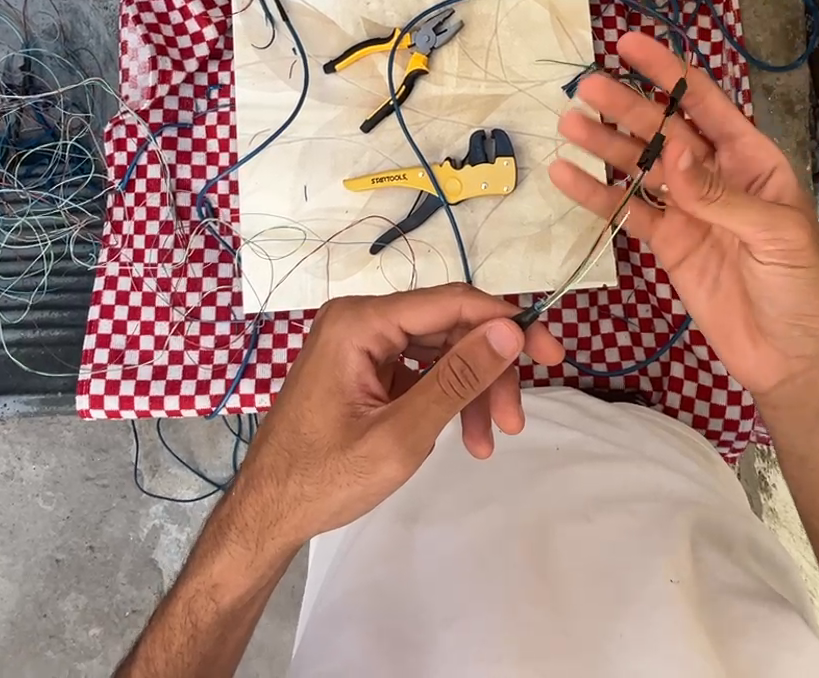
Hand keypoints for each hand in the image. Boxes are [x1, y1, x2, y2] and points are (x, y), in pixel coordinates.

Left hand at [228, 284, 564, 552]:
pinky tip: (466, 434)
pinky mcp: (365, 366)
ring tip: (489, 441)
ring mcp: (362, 342)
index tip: (550, 351)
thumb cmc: (324, 478)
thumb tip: (510, 329)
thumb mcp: (401, 433)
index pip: (451, 303)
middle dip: (488, 371)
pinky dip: (447, 397)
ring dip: (471, 390)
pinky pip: (421, 367)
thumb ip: (457, 378)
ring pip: (441, 350)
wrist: (267, 515)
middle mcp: (361, 318)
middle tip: (516, 419)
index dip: (506, 322)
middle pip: (449, 327)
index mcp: (360, 321)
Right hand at [548, 32, 818, 398]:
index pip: (704, 104)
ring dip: (604, 144)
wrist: (791, 357)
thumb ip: (721, 193)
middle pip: (662, 130)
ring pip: (638, 166)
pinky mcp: (665, 241)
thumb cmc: (802, 287)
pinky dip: (596, 195)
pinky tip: (567, 176)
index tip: (629, 45)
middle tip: (585, 86)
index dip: (668, 73)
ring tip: (568, 123)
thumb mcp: (776, 233)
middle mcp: (714, 175)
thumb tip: (671, 149)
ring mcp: (686, 208)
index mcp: (751, 160)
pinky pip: (626, 211)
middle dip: (625, 106)